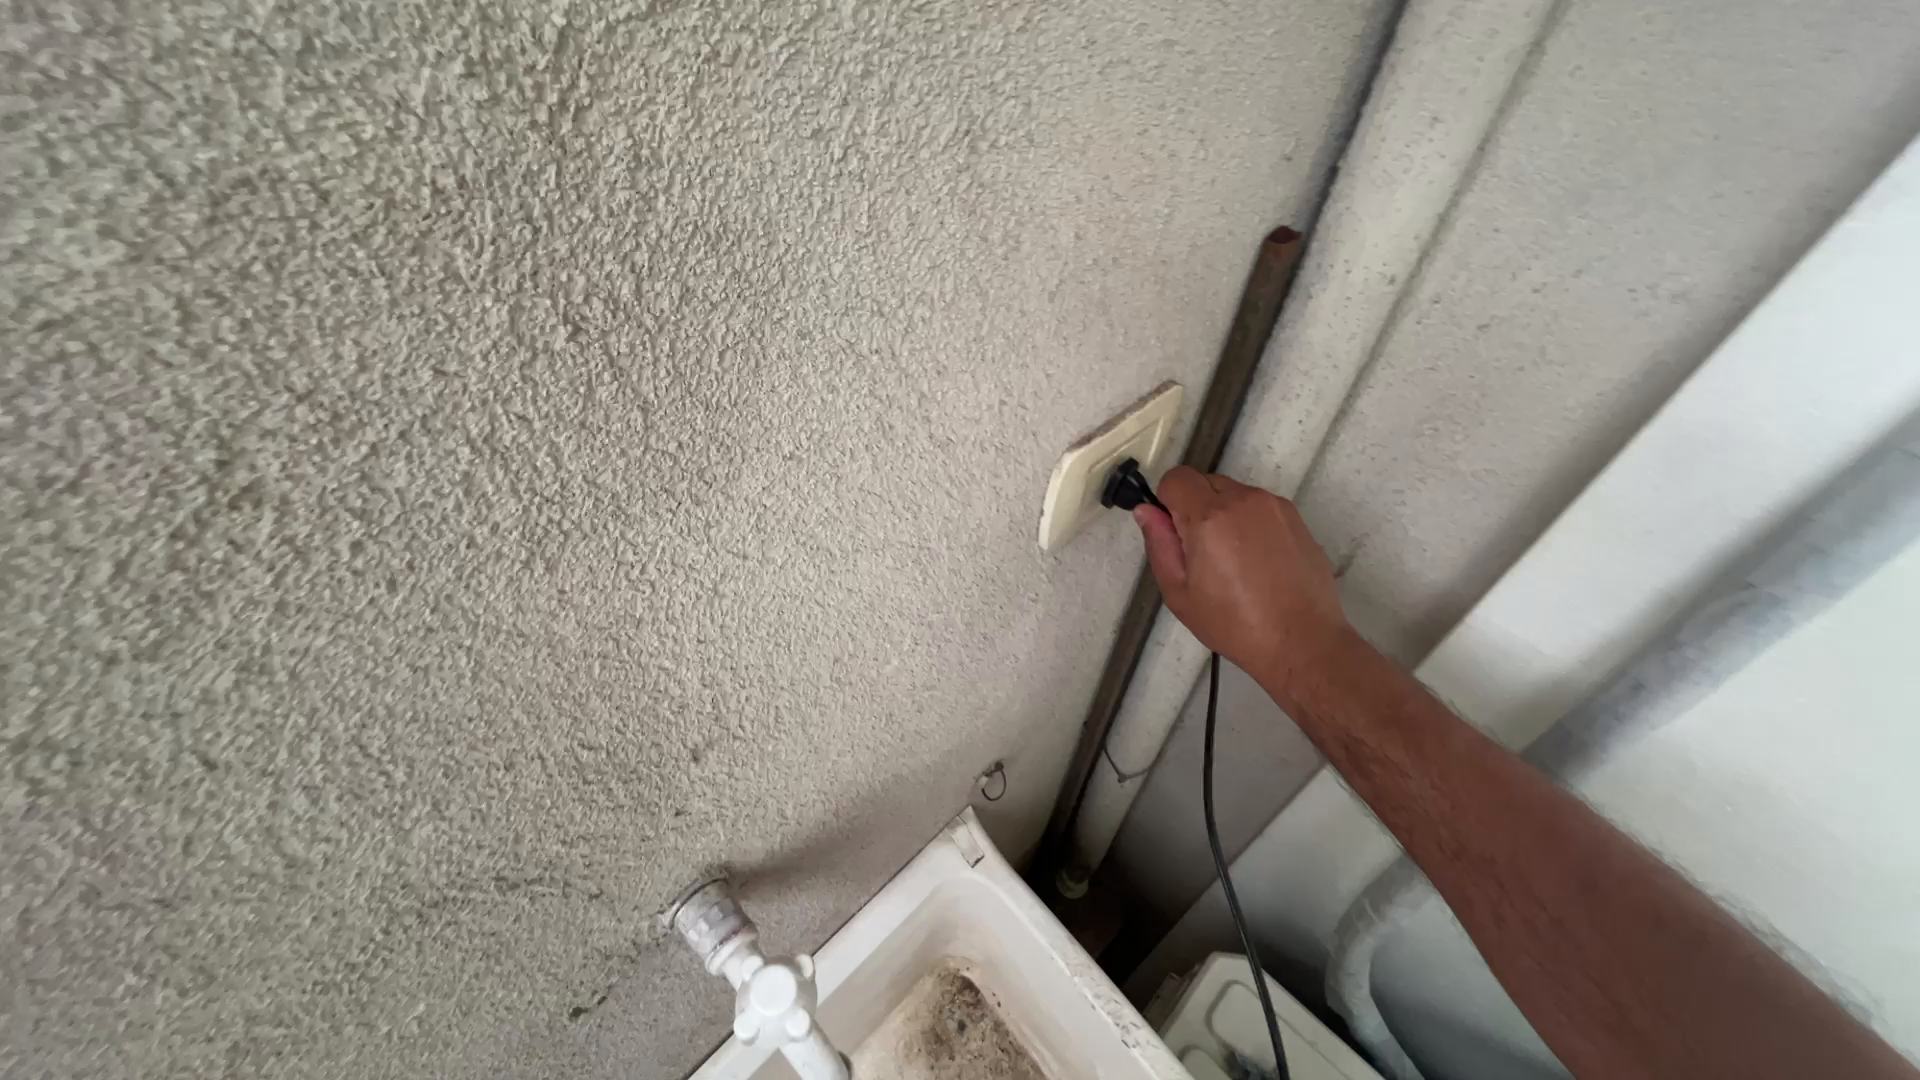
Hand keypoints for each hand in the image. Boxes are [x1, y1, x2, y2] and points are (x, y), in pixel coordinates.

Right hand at [1133, 466, 1350, 685]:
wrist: (1300, 640)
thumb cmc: (1234, 623)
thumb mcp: (1179, 592)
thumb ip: (1159, 544)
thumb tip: (1146, 511)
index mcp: (1209, 517)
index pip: (1176, 478)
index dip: (1167, 502)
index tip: (1175, 533)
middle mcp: (1244, 500)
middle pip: (1204, 481)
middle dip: (1195, 508)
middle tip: (1201, 553)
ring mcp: (1274, 506)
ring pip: (1233, 493)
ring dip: (1223, 514)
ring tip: (1232, 561)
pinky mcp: (1295, 518)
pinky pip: (1259, 507)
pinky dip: (1249, 523)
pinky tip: (1255, 562)